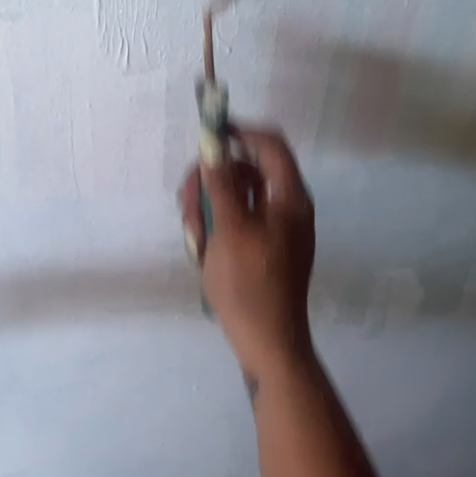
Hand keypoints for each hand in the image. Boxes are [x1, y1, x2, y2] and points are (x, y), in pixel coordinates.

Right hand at [179, 126, 316, 381]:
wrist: (267, 344)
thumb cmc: (250, 283)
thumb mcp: (229, 227)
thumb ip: (221, 181)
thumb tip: (214, 141)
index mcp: (289, 197)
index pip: (269, 144)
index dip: (240, 132)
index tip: (206, 137)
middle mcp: (285, 206)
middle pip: (246, 169)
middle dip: (212, 178)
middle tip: (186, 198)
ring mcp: (274, 228)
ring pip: (235, 196)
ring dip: (208, 205)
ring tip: (192, 233)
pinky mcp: (261, 247)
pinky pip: (236, 221)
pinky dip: (216, 226)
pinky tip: (201, 247)